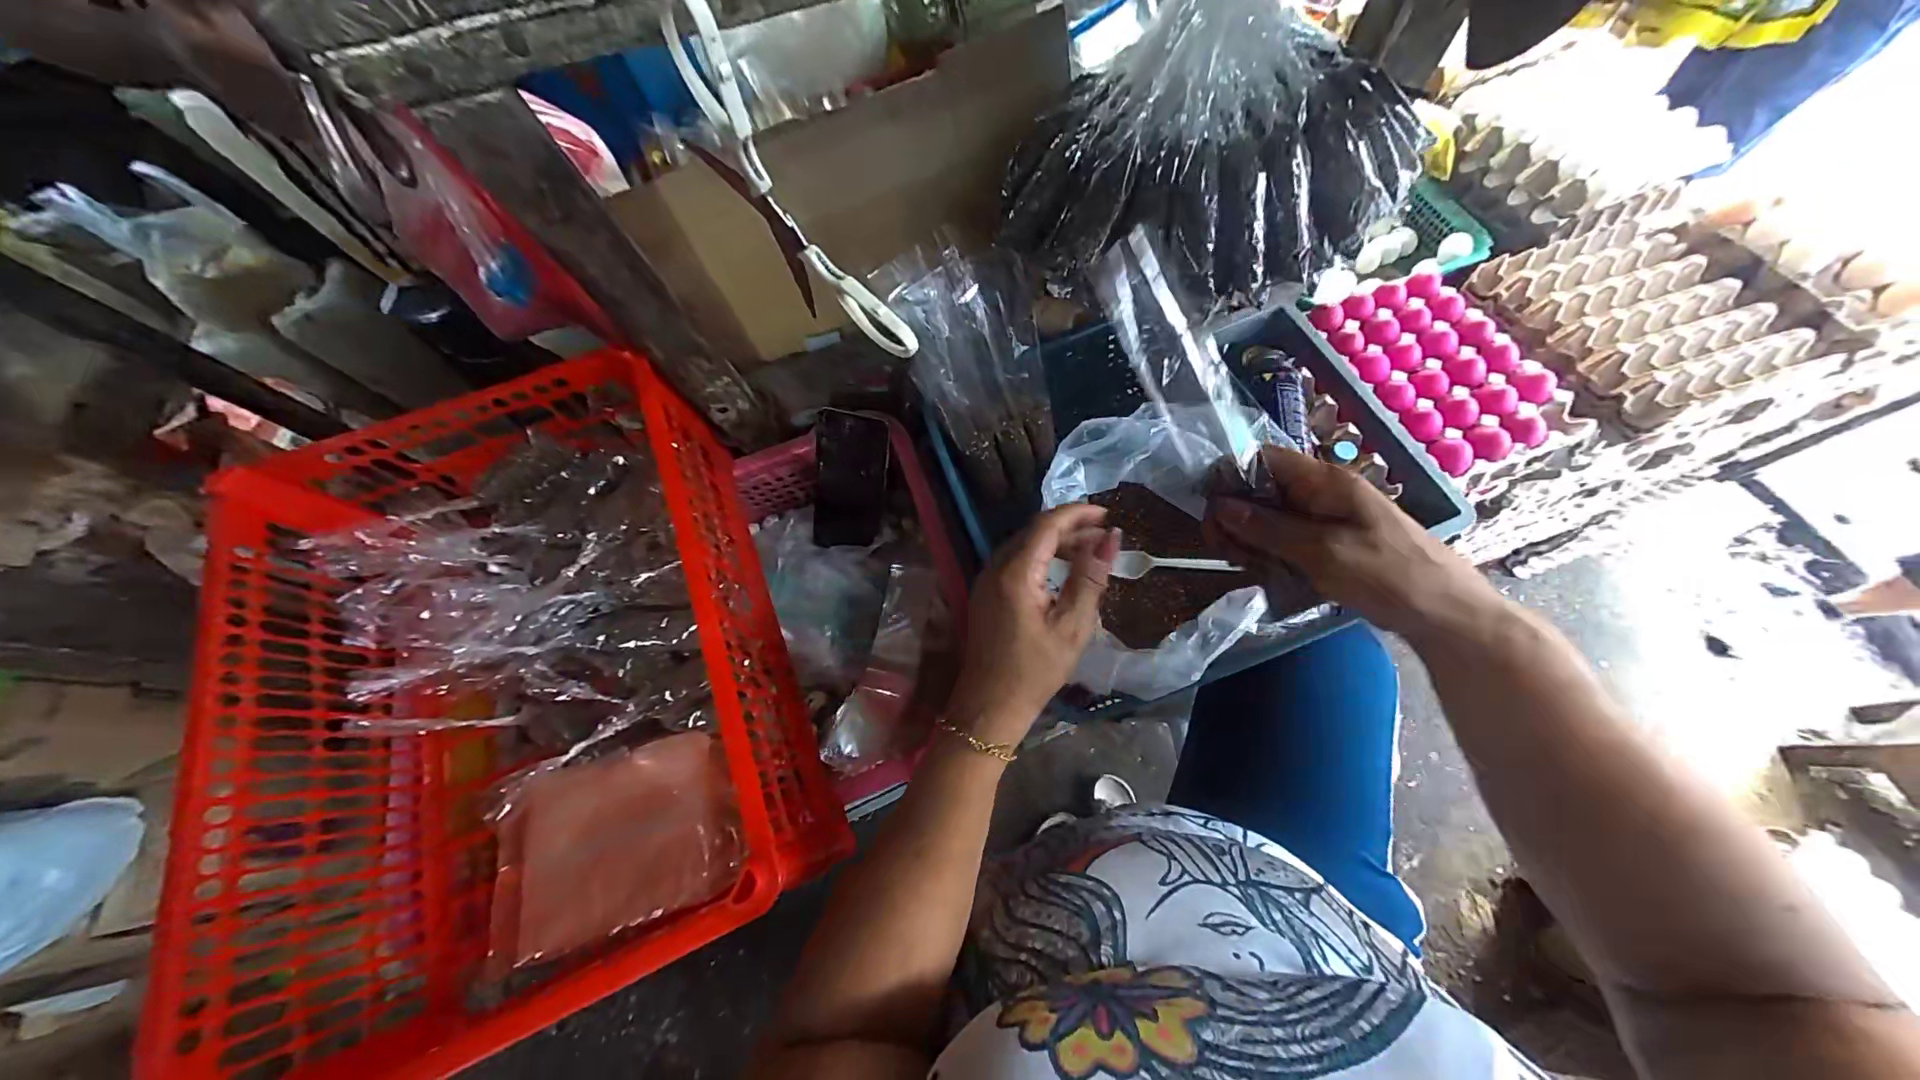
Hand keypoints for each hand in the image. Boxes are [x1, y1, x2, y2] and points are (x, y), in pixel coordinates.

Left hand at [947, 504, 1119, 744]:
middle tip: (1104, 536)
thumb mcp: (1073, 625)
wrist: (989, 705)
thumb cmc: (1035, 670)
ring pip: (1023, 545)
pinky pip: (1014, 562)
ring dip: (1055, 543)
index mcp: (1015, 573)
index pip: (1046, 525)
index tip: (1107, 514)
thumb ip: (1090, 576)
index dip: (1078, 514)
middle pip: (1033, 532)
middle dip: (1070, 528)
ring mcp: (985, 580)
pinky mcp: (984, 593)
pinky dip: (1040, 558)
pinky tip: (1061, 570)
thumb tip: (1110, 537)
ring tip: (1089, 551)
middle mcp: (994, 567)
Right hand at [1204, 446, 1505, 640]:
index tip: (1213, 515)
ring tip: (1250, 568)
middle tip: (1228, 552)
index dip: (1231, 480)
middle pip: (1260, 491)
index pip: (1263, 460)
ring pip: (1269, 518)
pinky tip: (1268, 574)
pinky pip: (1286, 540)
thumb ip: (1269, 528)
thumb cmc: (1390, 576)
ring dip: (1250, 540)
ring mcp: (1326, 519)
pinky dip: (1270, 555)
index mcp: (1325, 482)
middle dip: (1236, 518)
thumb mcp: (1323, 553)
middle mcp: (1323, 493)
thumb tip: (1220, 504)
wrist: (1448, 615)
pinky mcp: (1329, 543)